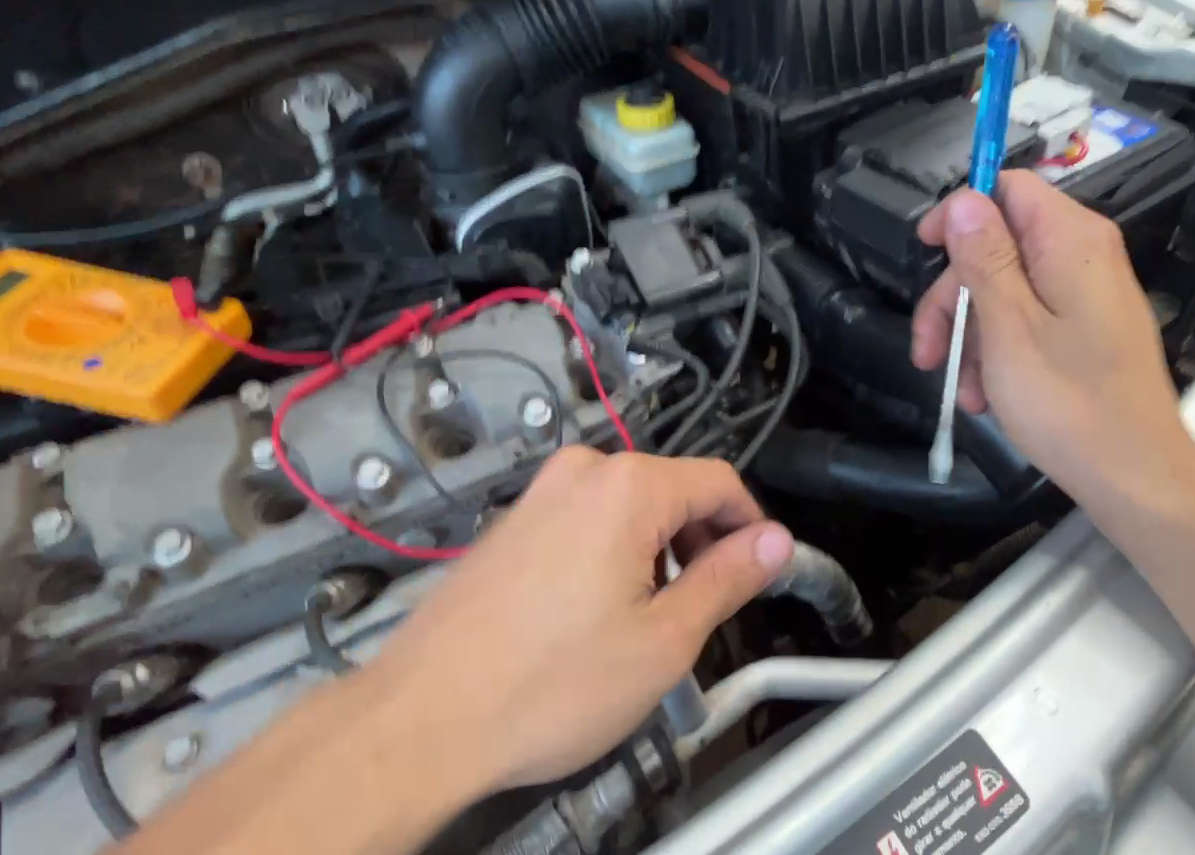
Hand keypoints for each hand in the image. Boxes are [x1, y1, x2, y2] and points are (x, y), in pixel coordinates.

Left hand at [371, 448, 793, 792]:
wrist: (422, 720)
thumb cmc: (543, 686)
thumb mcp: (665, 639)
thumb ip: (729, 579)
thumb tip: (772, 544)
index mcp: (627, 488)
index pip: (719, 483)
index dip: (750, 526)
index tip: (760, 566)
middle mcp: (582, 474)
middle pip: (673, 491)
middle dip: (701, 543)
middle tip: (707, 607)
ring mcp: (541, 495)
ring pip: (630, 509)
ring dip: (657, 553)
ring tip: (648, 623)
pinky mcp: (514, 523)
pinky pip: (587, 522)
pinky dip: (613, 555)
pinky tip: (599, 617)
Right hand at [911, 171, 1194, 509]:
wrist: (1135, 477)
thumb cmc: (1068, 402)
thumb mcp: (1009, 327)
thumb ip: (984, 258)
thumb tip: (965, 198)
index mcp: (1070, 241)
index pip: (1008, 187)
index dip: (961, 212)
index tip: (925, 253)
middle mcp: (1083, 255)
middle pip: (997, 246)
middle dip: (954, 297)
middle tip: (928, 351)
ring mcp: (1087, 294)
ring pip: (1006, 288)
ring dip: (971, 336)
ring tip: (962, 391)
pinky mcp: (1087, 329)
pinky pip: (1029, 319)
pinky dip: (999, 351)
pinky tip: (985, 397)